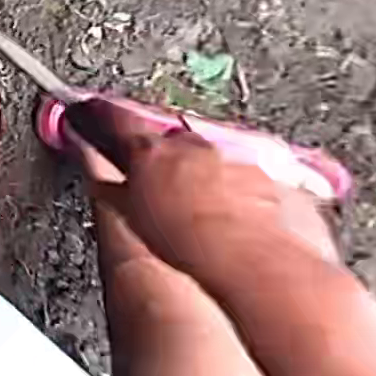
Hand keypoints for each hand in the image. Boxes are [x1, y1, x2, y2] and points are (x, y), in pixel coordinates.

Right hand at [73, 100, 288, 277]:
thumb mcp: (126, 211)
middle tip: (161, 176)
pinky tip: (236, 212)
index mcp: (148, 148)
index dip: (108, 116)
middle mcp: (191, 146)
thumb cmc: (181, 235)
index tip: (101, 115)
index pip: (120, 119)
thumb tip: (102, 182)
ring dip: (205, 170)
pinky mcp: (273, 180)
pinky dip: (241, 188)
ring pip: (212, 156)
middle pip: (173, 137)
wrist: (249, 261)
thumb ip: (110, 187)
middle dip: (167, 152)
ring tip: (203, 202)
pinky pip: (250, 176)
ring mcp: (235, 160)